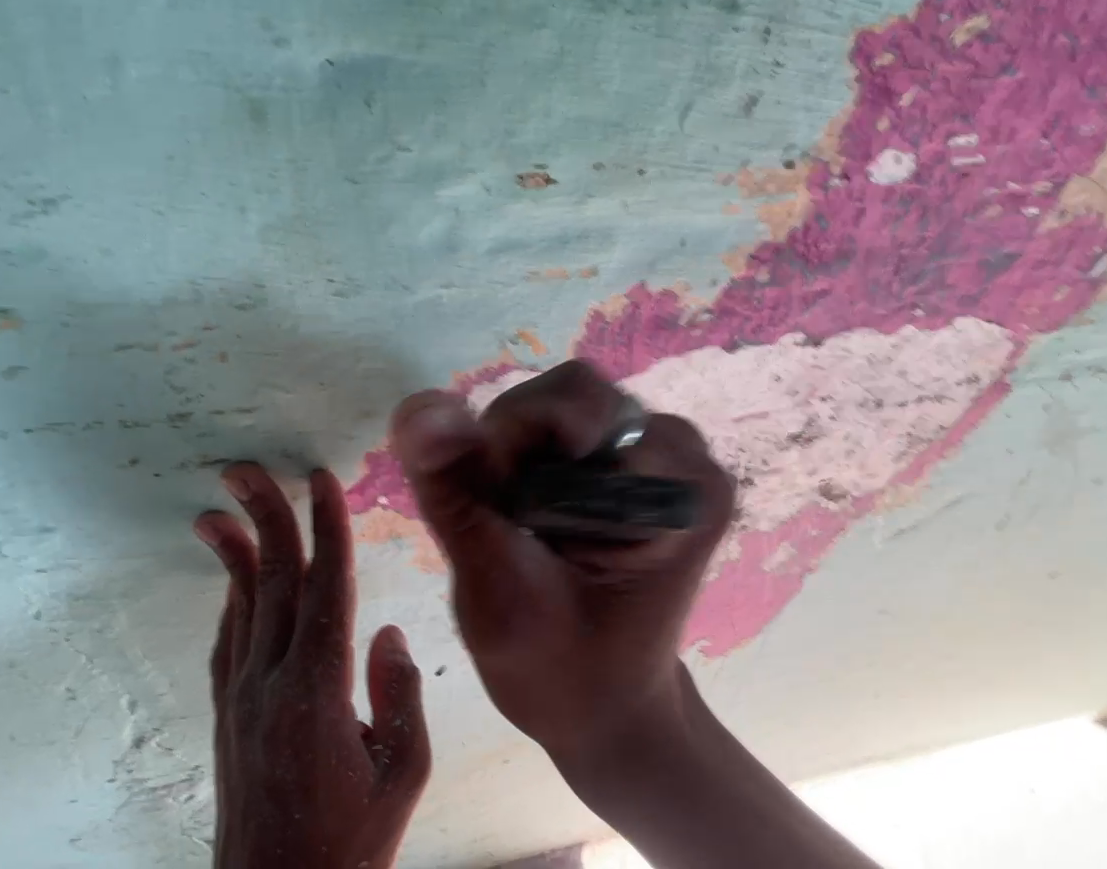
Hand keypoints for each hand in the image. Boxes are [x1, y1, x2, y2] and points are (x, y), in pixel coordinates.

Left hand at [194, 463, 430, 868]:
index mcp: (318, 689)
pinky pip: (228, 641)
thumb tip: (388, 633)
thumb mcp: (402, 775)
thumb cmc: (349, 846)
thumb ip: (399, 696)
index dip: (327, 529)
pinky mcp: (225, 717)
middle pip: (272, 581)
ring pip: (241, 605)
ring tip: (220, 507)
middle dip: (265, 517)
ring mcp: (240, 699)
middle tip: (247, 468)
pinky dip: (232, 598)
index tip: (322, 480)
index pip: (327, 588)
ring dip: (235, 550)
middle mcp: (269, 682)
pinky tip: (234, 578)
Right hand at [388, 361, 735, 766]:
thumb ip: (458, 495)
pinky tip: (538, 514)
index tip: (496, 509)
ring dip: (521, 457)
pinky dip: (537, 462)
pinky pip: (572, 427)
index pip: (576, 402)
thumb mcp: (496, 596)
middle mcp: (687, 454)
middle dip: (516, 449)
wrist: (607, 709)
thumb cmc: (561, 674)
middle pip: (572, 396)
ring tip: (519, 524)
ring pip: (564, 407)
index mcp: (680, 487)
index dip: (512, 442)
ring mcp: (671, 453)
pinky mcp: (647, 460)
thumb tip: (419, 404)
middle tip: (503, 522)